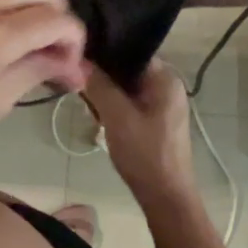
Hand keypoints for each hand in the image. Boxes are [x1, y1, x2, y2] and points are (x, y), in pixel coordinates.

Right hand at [82, 60, 194, 203]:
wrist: (166, 197)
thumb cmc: (145, 154)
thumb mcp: (117, 117)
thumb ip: (98, 86)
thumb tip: (79, 60)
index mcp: (165, 78)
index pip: (131, 50)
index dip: (105, 52)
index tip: (79, 57)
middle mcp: (168, 85)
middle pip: (128, 69)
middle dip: (103, 77)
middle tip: (79, 83)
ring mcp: (164, 104)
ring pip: (127, 87)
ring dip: (107, 94)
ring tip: (86, 102)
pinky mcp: (157, 120)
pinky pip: (132, 103)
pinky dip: (115, 107)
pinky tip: (99, 117)